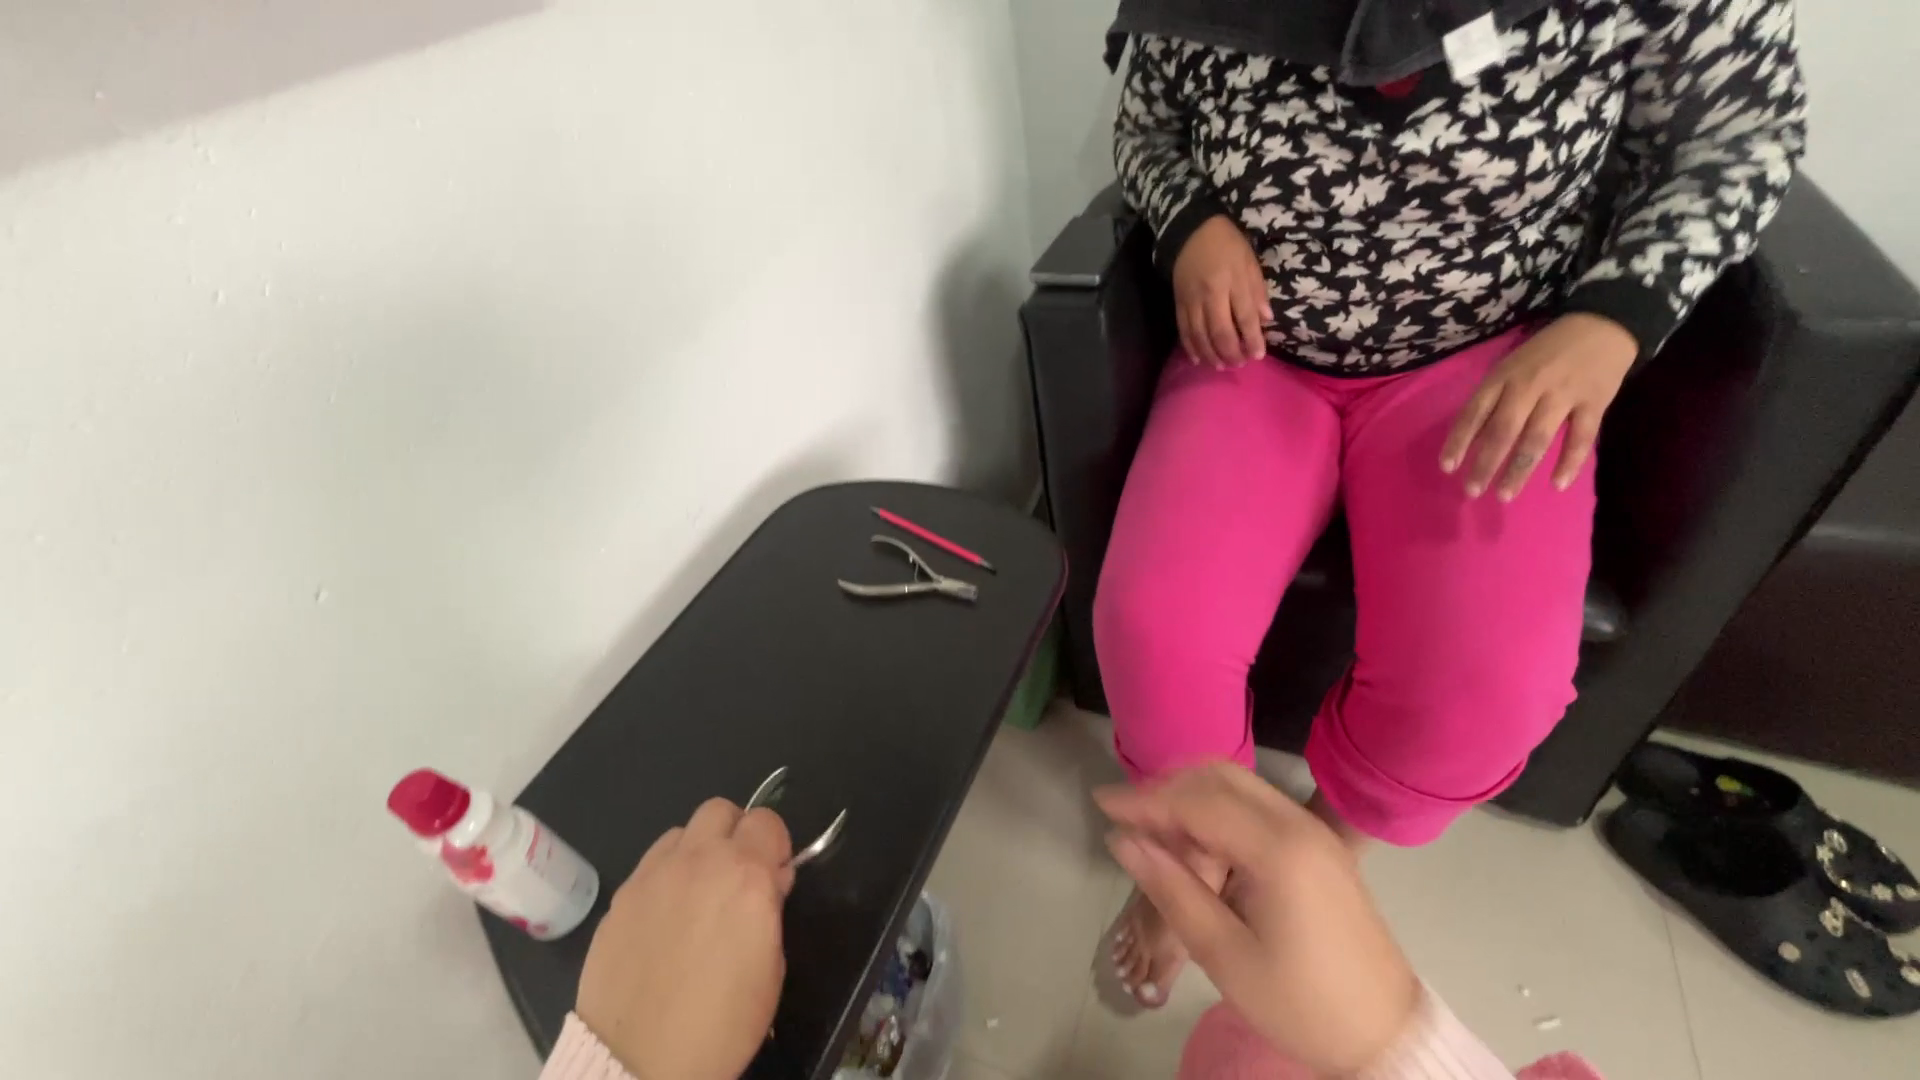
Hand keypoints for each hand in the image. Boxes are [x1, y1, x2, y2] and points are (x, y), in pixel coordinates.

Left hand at [576, 799, 793, 1079]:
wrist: (639, 1063)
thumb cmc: (722, 1023)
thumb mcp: (772, 967)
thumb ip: (771, 908)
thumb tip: (769, 882)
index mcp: (747, 875)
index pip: (767, 821)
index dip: (775, 846)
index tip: (773, 878)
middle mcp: (700, 862)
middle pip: (721, 810)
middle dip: (735, 835)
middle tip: (737, 877)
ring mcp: (654, 876)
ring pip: (682, 832)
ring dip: (698, 852)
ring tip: (696, 895)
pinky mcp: (621, 897)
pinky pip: (651, 864)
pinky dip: (665, 876)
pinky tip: (664, 917)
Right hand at [1096, 764, 1420, 1076]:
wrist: (1387, 1036)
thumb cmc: (1301, 1003)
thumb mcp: (1225, 956)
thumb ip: (1171, 890)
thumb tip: (1122, 840)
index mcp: (1278, 850)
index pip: (1196, 802)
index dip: (1145, 800)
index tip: (1102, 803)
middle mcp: (1297, 824)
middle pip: (1218, 778)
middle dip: (1167, 788)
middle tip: (1128, 816)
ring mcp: (1312, 831)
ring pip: (1238, 786)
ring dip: (1192, 796)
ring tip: (1155, 830)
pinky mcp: (1317, 845)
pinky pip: (1256, 805)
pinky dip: (1218, 809)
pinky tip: (1197, 841)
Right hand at [1172, 215, 1272, 368]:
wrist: (1190, 232)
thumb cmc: (1227, 245)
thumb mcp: (1249, 262)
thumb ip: (1257, 291)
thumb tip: (1266, 320)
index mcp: (1232, 282)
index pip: (1244, 317)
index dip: (1252, 339)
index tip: (1258, 355)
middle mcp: (1210, 295)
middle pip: (1220, 332)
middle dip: (1231, 352)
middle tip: (1239, 363)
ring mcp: (1191, 302)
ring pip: (1200, 336)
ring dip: (1211, 355)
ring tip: (1221, 365)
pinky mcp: (1178, 304)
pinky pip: (1184, 331)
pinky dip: (1191, 348)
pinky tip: (1198, 359)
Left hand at [1440, 314, 1637, 499]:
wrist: (1603, 324)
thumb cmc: (1544, 353)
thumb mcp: (1508, 368)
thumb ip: (1491, 401)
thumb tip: (1470, 441)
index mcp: (1502, 378)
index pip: (1473, 413)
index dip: (1459, 441)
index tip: (1447, 467)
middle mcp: (1529, 387)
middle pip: (1502, 430)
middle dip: (1485, 463)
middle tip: (1471, 491)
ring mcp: (1563, 395)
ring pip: (1537, 438)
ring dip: (1519, 469)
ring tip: (1504, 495)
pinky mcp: (1595, 401)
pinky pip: (1581, 436)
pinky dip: (1570, 461)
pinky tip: (1557, 484)